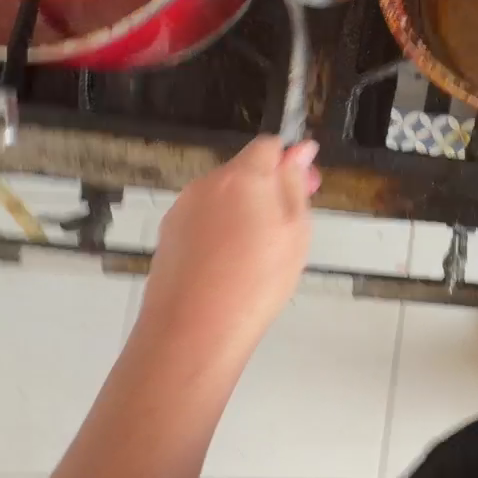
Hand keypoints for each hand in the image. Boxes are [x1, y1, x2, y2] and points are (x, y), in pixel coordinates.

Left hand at [138, 137, 320, 349]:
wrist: (193, 332)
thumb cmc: (256, 280)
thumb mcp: (296, 228)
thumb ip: (295, 183)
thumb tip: (300, 151)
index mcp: (241, 177)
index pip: (269, 145)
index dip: (293, 159)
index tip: (309, 184)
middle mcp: (206, 185)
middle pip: (245, 170)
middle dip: (271, 186)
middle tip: (293, 224)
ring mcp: (182, 211)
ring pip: (225, 196)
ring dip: (247, 209)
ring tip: (263, 251)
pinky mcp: (169, 237)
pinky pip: (206, 219)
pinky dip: (224, 230)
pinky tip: (235, 263)